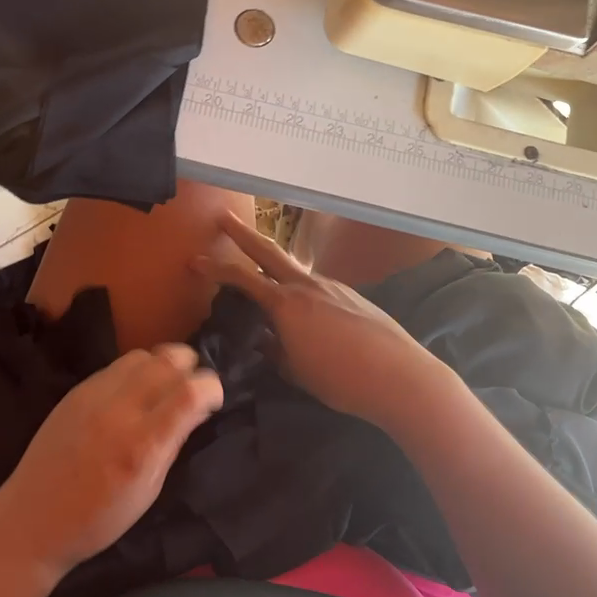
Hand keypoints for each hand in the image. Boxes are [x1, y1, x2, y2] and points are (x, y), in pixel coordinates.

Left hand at [0, 343, 223, 577]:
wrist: (32, 520)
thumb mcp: (149, 491)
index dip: (212, 387)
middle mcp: (119, 410)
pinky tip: (134, 394)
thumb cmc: (98, 521)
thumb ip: (171, 445)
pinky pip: (116, 366)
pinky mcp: (76, 391)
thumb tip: (194, 411)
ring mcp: (94, 395)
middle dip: (191, 368)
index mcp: (142, 445)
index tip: (214, 399)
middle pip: (168, 361)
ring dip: (163, 366)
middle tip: (193, 389)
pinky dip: (136, 372)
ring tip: (164, 388)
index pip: (189, 392)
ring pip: (143, 355)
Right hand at [193, 212, 457, 428]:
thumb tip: (264, 339)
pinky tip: (303, 304)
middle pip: (268, 251)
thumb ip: (275, 351)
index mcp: (287, 304)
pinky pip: (316, 284)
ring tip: (262, 266)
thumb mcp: (297, 371)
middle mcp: (308, 285)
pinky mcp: (352, 296)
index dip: (216, 269)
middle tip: (224, 217)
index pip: (243, 278)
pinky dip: (299, 285)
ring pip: (295, 267)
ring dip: (274, 261)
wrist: (401, 376)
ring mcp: (333, 286)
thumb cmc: (342, 380)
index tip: (195, 261)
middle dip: (243, 234)